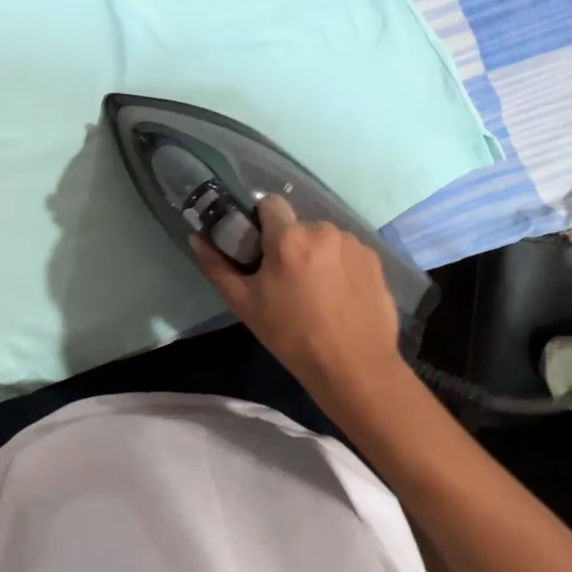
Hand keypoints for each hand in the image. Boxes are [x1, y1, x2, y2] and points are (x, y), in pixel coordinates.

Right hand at [192, 195, 407, 409]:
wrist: (355, 368)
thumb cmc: (292, 336)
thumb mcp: (244, 304)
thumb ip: (216, 266)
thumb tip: (196, 238)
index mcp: (289, 237)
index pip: (270, 203)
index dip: (261, 222)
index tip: (260, 249)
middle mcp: (323, 231)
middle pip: (297, 225)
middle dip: (290, 244)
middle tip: (286, 279)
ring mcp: (353, 244)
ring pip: (324, 239)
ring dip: (316, 255)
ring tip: (316, 291)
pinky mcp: (375, 261)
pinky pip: (347, 253)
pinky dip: (340, 267)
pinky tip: (339, 297)